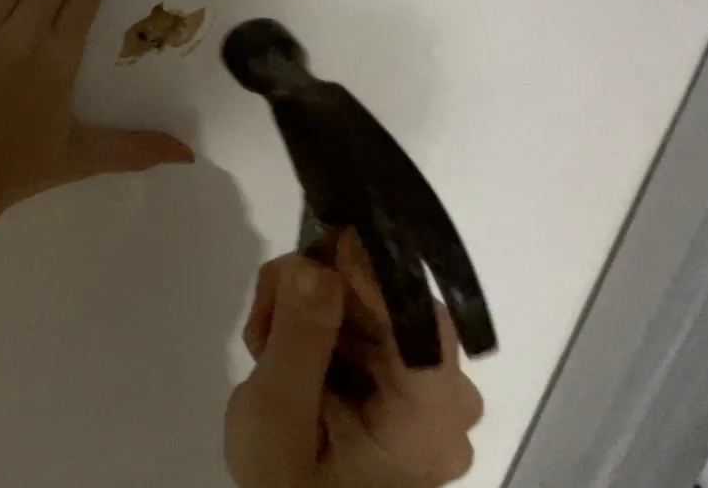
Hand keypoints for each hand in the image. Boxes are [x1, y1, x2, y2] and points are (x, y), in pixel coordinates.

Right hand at [225, 232, 483, 487]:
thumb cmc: (284, 479)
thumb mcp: (276, 413)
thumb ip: (299, 339)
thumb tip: (317, 266)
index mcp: (427, 423)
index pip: (424, 328)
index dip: (377, 278)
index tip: (324, 243)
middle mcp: (444, 406)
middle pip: (392, 310)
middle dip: (321, 293)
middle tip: (263, 319)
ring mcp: (423, 394)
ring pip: (372, 310)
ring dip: (309, 308)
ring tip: (264, 345)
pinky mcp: (401, 388)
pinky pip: (365, 328)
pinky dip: (316, 323)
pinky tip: (282, 348)